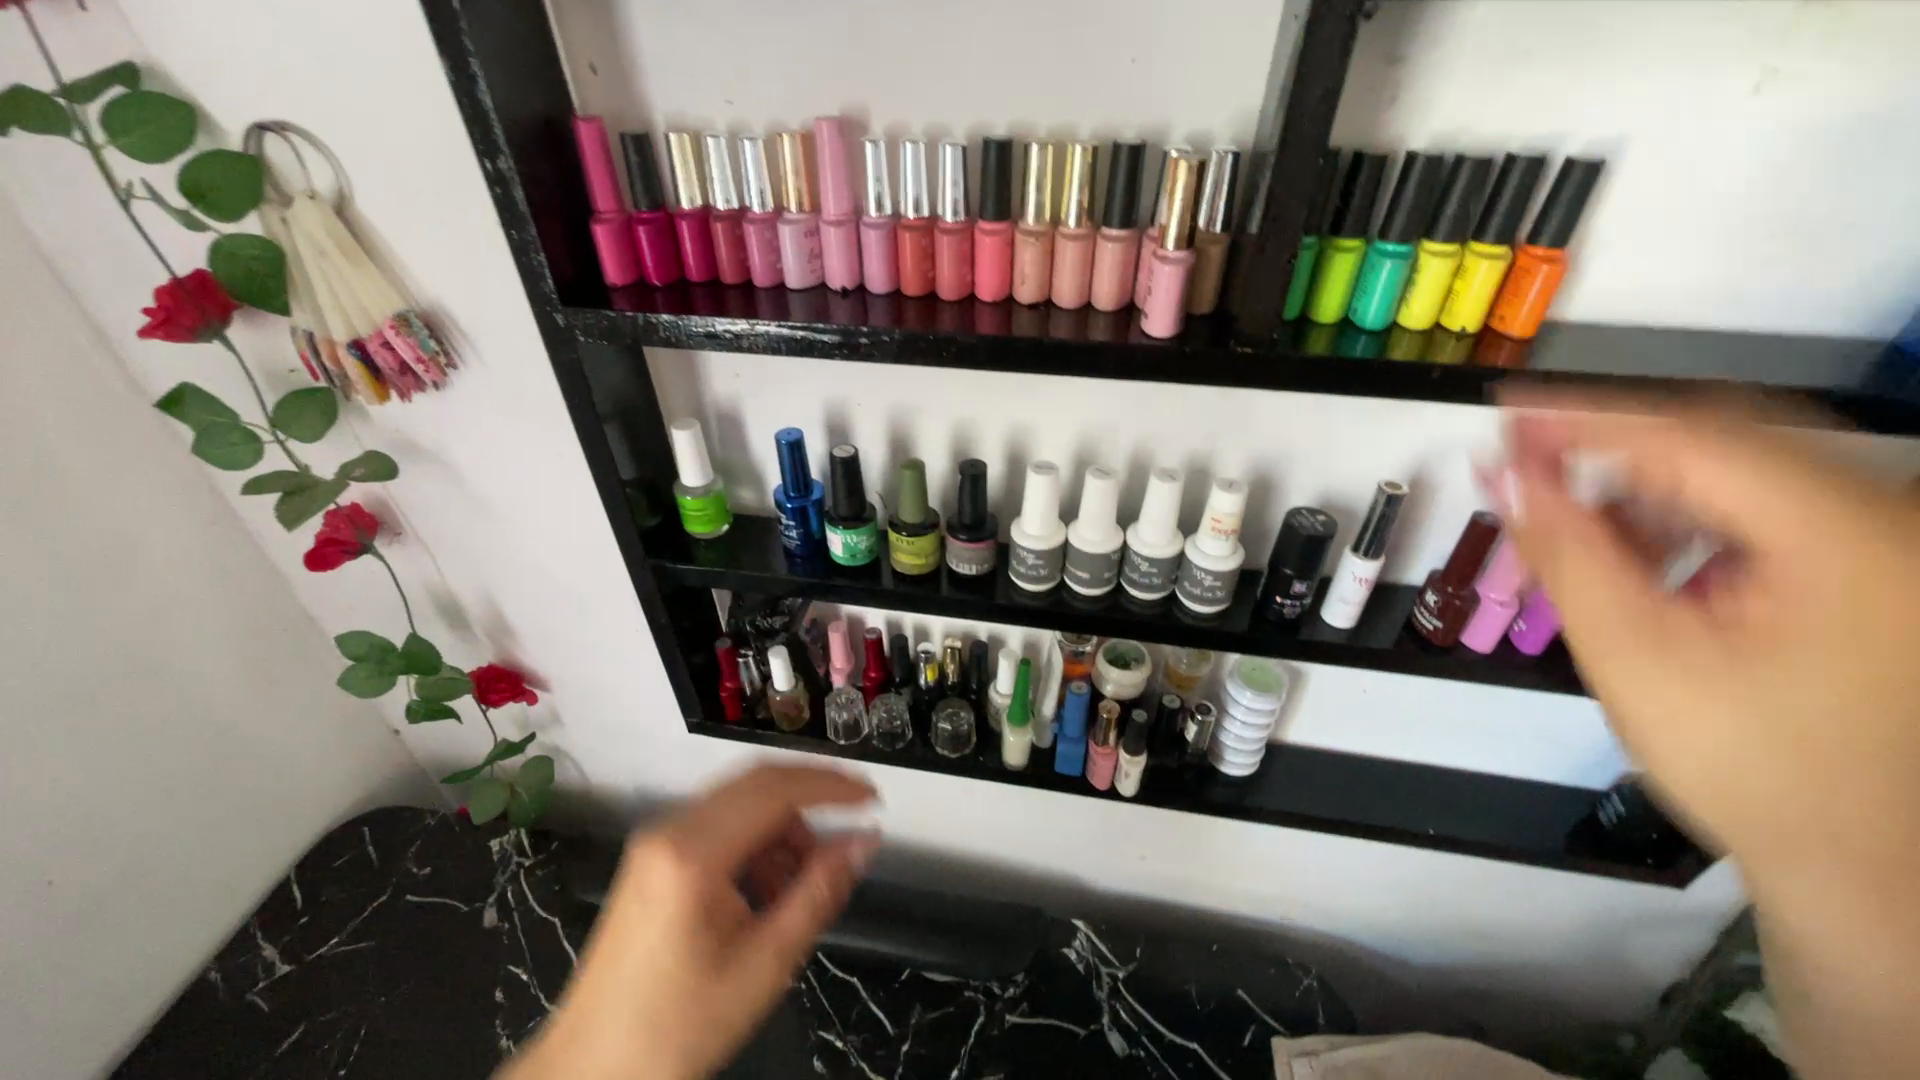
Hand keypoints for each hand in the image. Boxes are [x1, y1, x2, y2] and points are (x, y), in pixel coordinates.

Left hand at [499, 765, 878, 1079]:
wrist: (590, 1070)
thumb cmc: (678, 1027)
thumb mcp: (764, 964)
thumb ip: (819, 892)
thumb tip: (865, 841)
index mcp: (693, 853)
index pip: (775, 789)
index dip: (831, 785)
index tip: (872, 798)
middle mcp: (669, 830)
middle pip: (756, 786)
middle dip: (809, 807)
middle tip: (842, 849)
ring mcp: (655, 842)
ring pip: (739, 805)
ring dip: (780, 832)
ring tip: (795, 893)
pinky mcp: (652, 859)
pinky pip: (717, 827)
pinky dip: (753, 846)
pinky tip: (763, 895)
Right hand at [1496, 394, 1919, 881]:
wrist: (1861, 860)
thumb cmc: (1751, 769)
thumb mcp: (1634, 656)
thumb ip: (1566, 555)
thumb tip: (1509, 478)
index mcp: (1847, 537)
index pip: (1690, 437)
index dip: (1584, 420)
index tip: (1505, 410)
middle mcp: (1891, 520)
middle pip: (1722, 440)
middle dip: (1610, 446)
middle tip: (1522, 453)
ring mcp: (1892, 543)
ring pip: (1743, 471)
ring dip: (1642, 483)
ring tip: (1564, 510)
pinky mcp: (1879, 567)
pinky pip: (1766, 508)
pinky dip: (1685, 512)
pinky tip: (1633, 544)